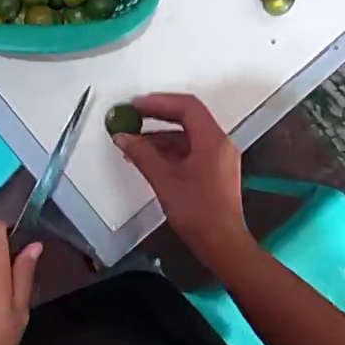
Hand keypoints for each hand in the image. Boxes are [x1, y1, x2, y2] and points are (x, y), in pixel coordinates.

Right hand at [113, 93, 255, 269]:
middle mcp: (219, 144)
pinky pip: (189, 150)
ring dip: (159, 136)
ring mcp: (218, 158)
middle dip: (157, 116)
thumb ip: (142, 155)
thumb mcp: (164, 180)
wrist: (221, 242)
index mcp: (212, 141)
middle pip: (187, 118)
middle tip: (131, 116)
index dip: (159, 102)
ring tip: (133, 141)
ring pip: (186, 136)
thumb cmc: (198, 212)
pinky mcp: (213, 171)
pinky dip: (167, 150)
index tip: (135, 105)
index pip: (187, 107)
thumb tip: (123, 137)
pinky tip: (147, 158)